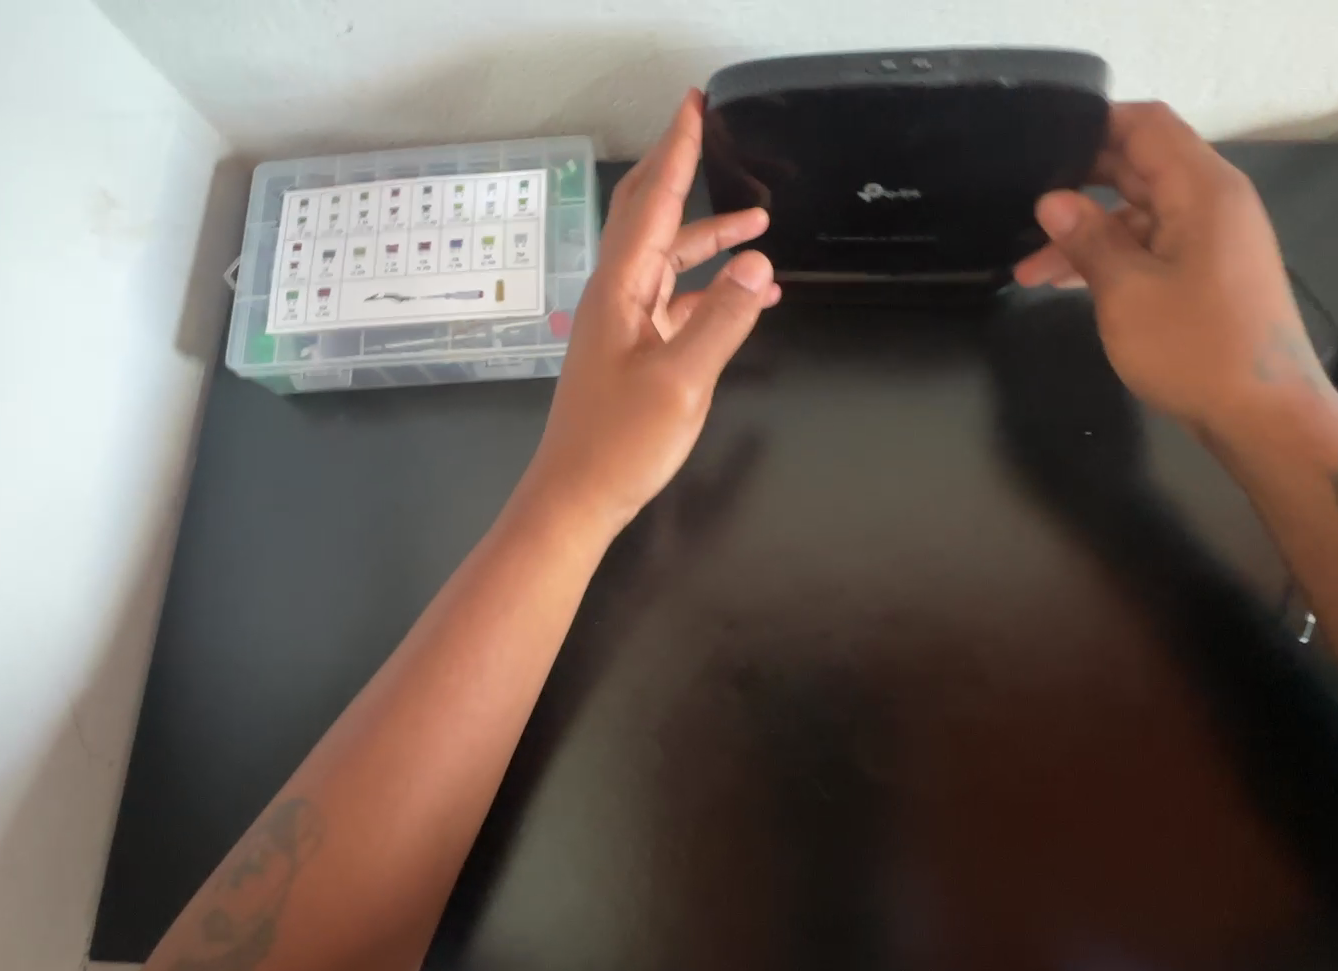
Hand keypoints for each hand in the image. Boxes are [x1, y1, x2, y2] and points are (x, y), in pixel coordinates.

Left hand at [517, 89, 780, 534]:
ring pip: (668, 266)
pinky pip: (675, 306)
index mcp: (621, 291)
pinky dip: (708, 294)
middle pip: (652, 222)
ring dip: (709, 243)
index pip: (653, 204)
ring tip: (760, 228)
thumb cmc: (622, 442)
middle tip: (710, 135)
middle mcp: (617, 297)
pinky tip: (744, 302)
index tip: (694, 107)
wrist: (577, 496)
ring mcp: (624, 326)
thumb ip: (723, 320)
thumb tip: (760, 265)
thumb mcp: (682, 380)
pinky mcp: (633, 354)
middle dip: (684, 179)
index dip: (677, 153)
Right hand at [1013, 102, 1331, 425]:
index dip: (1096, 126)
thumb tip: (1051, 201)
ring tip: (1026, 269)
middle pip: (1140, 170)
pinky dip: (1109, 258)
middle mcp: (1210, 203)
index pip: (1147, 127)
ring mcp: (1209, 240)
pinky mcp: (1204, 273)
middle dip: (1080, 185)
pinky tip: (1065, 282)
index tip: (1042, 144)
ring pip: (1137, 216)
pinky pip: (1149, 247)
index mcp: (1201, 191)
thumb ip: (1088, 240)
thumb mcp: (1126, 292)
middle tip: (1022, 206)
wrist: (1258, 410)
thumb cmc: (1193, 347)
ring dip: (1085, 236)